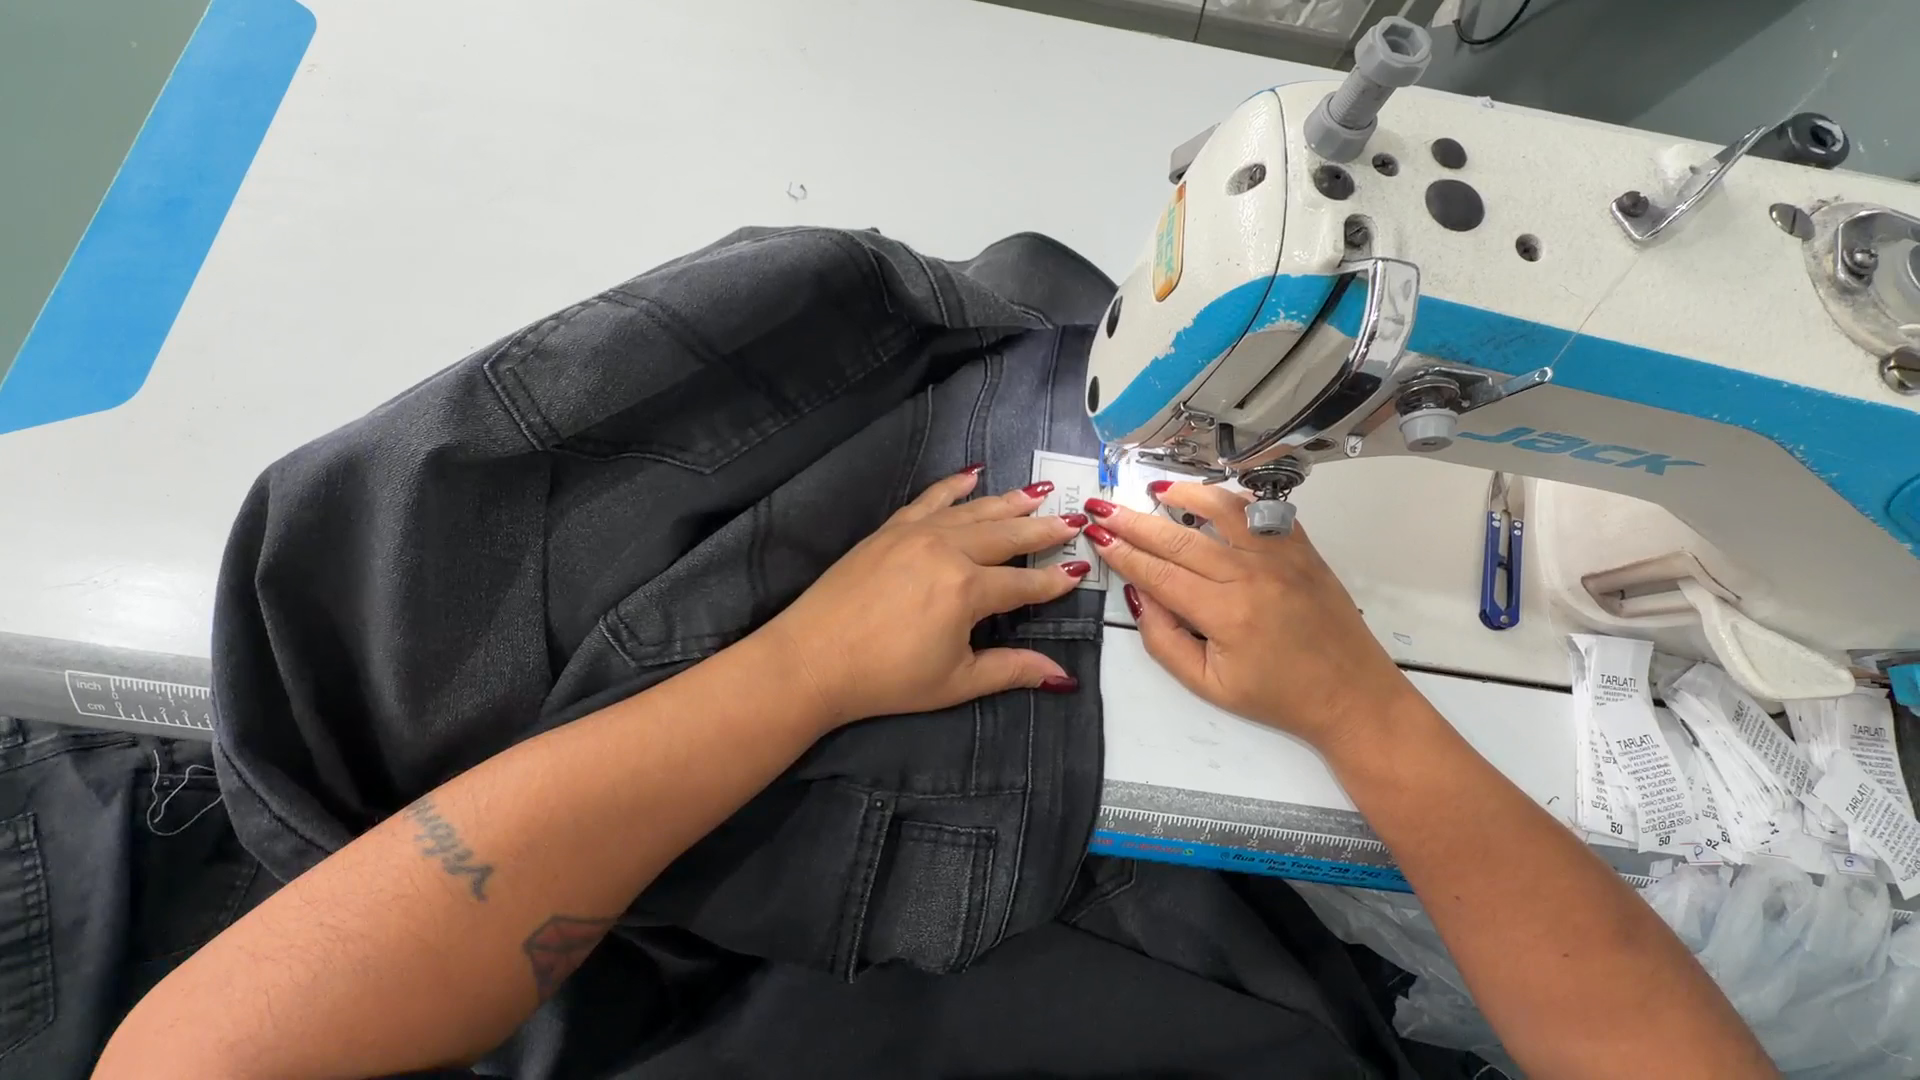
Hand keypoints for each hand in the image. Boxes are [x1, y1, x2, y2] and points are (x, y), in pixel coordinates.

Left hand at [753, 467, 1089, 730]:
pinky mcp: (889, 530)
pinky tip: (972, 475)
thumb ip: (1011, 671)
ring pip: (973, 511)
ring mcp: (916, 534)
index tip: (1080, 571)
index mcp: (968, 590)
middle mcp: (947, 550)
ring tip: (1038, 493)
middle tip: (1071, 519)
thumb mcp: (955, 682)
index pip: (1024, 584)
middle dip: (1042, 529)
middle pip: (1006, 536)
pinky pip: (929, 500)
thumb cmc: (885, 679)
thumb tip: (1061, 677)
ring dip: (1008, 502)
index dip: (1054, 582)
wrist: (811, 658)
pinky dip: (953, 487)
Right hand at [1085, 482, 1415, 750]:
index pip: (1159, 574)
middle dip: (1135, 522)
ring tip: (1154, 490)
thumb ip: (1164, 641)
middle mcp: (1251, 576)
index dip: (1123, 554)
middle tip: (1103, 507)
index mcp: (1225, 615)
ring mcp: (1281, 557)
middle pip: (1180, 538)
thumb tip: (1139, 595)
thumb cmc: (1277, 697)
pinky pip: (1262, 512)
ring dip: (1184, 495)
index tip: (1097, 535)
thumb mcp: (1208, 685)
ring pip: (1223, 511)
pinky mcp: (1302, 550)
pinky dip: (1233, 500)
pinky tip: (1211, 498)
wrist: (1352, 694)